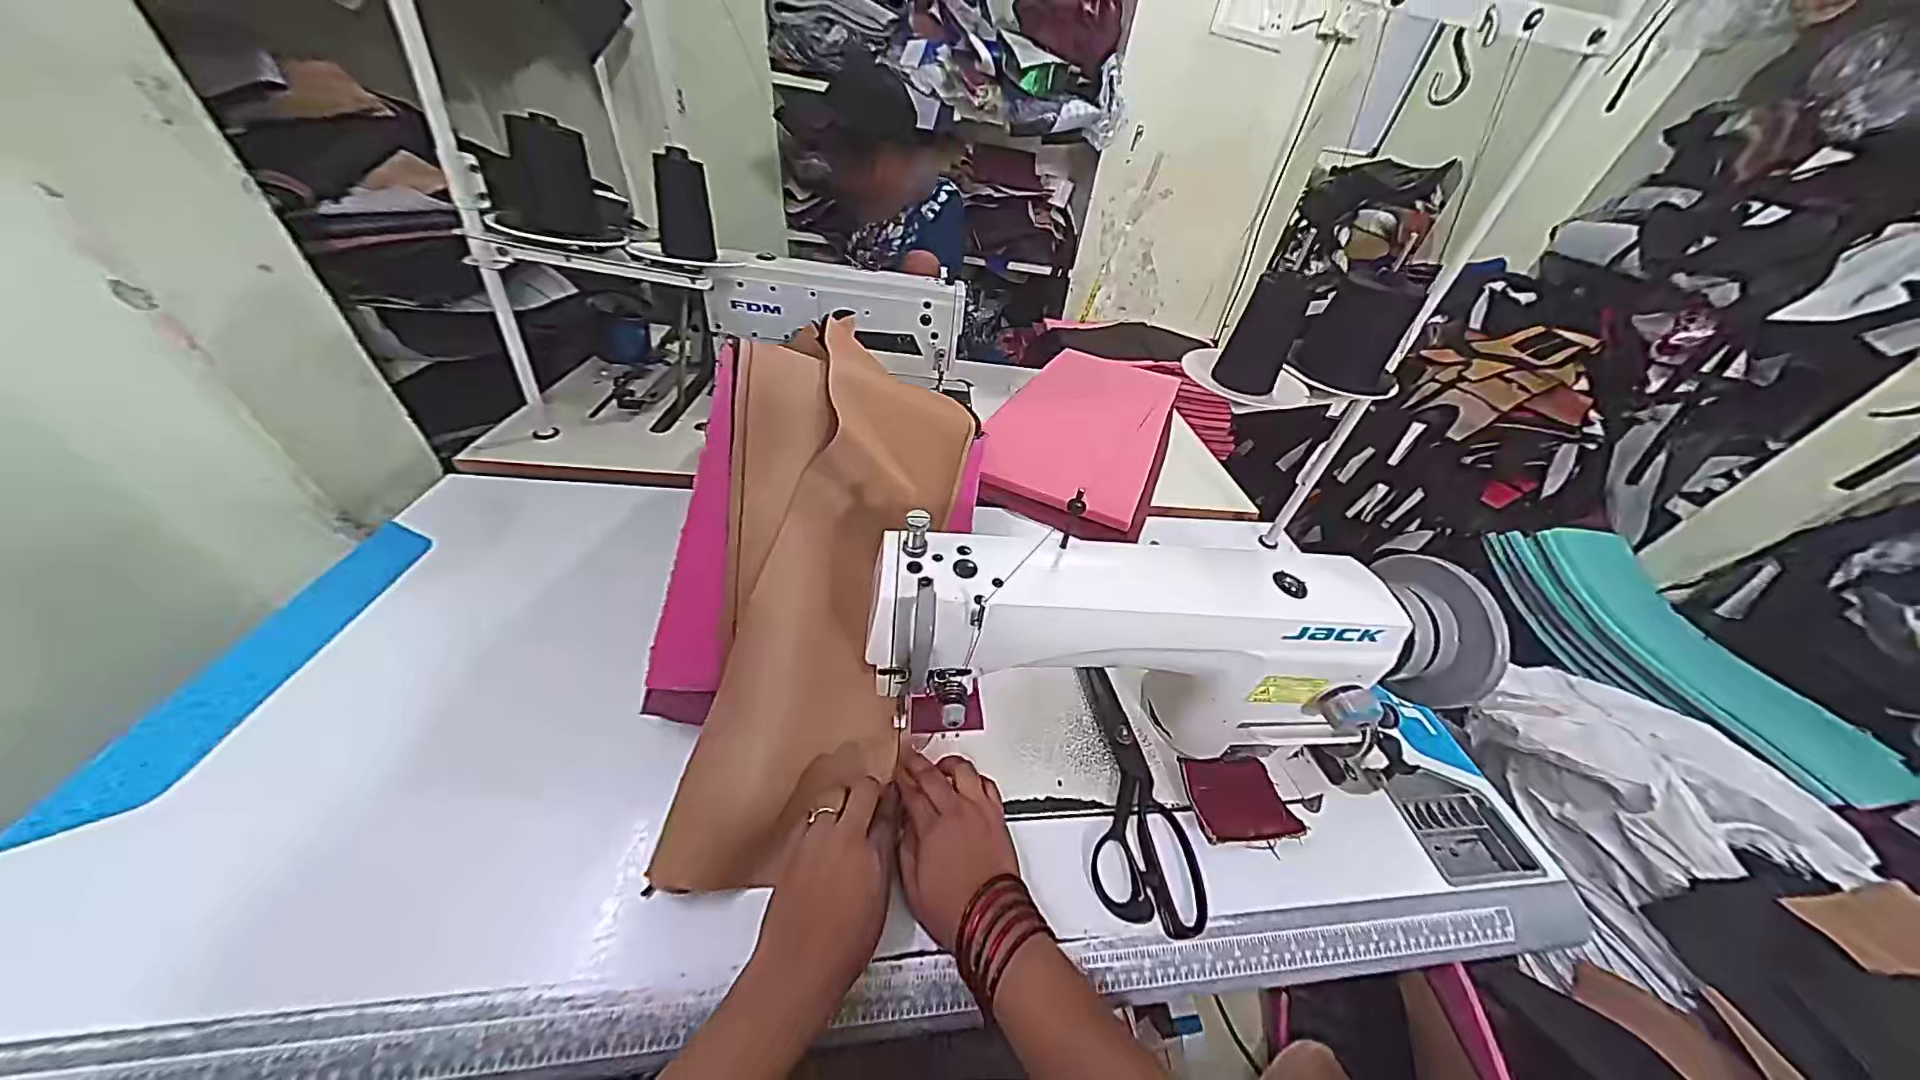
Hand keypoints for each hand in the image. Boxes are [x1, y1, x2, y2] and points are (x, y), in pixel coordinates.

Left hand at [751, 777, 897, 998]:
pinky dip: (817, 819)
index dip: (890, 796)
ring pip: (830, 798)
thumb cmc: (842, 944)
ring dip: (841, 801)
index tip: (892, 796)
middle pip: (857, 790)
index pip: (883, 802)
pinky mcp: (789, 850)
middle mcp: (835, 836)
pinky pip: (808, 818)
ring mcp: (809, 840)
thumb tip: (886, 830)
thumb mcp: (879, 898)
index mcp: (864, 845)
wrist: (797, 966)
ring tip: (846, 819)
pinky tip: (822, 838)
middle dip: (866, 791)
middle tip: (872, 803)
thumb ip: (883, 854)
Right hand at [895, 750, 1020, 951]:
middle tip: (908, 757)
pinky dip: (975, 778)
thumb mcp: (913, 886)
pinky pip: (987, 784)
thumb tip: (900, 828)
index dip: (900, 779)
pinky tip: (969, 780)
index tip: (895, 773)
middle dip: (916, 763)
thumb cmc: (956, 910)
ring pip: (962, 771)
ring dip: (947, 764)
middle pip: (932, 775)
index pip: (911, 791)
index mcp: (932, 827)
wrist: (991, 919)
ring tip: (939, 765)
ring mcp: (979, 812)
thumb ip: (904, 849)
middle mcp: (957, 812)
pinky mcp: (997, 817)